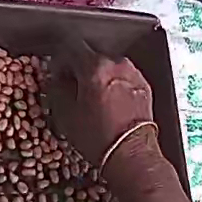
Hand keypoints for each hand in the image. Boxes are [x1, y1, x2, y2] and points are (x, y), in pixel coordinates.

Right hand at [45, 41, 164, 183]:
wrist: (132, 155)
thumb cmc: (100, 138)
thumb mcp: (66, 114)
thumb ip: (57, 88)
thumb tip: (57, 80)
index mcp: (95, 67)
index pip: (72, 47)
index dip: (60, 60)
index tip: (57, 72)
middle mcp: (117, 65)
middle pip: (92, 54)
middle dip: (80, 67)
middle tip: (72, 86)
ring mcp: (133, 74)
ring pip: (109, 66)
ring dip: (98, 76)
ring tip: (91, 98)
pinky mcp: (144, 86)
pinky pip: (123, 78)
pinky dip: (114, 85)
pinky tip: (108, 103)